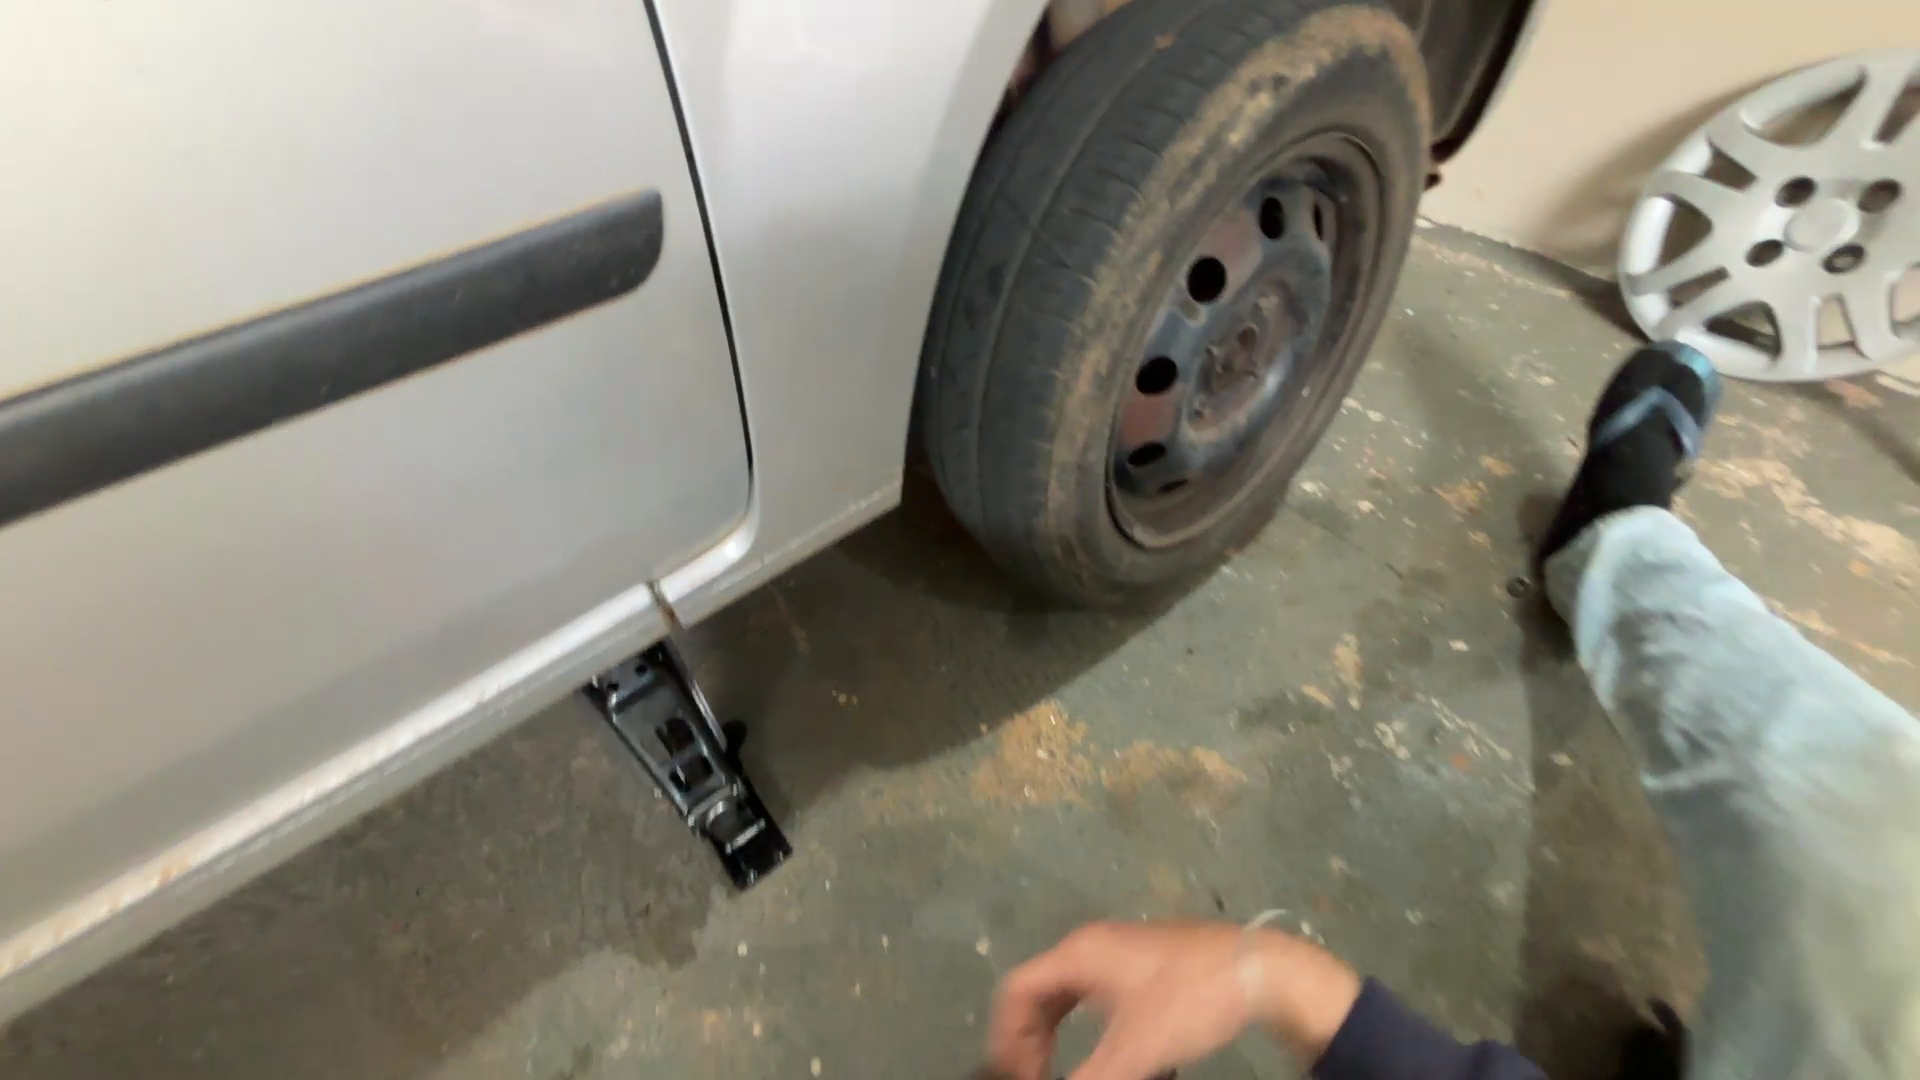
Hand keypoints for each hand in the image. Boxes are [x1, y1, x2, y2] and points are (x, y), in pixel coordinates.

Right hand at [987, 919, 1361, 1079]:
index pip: (1018, 990)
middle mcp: (1089, 946)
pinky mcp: (1138, 964)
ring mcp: (1115, 952)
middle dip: (1028, 1040)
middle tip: (1033, 1079)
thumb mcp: (1139, 1049)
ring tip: (1055, 1074)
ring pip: (1065, 994)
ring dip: (1053, 1035)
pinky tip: (1107, 1061)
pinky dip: (1083, 1029)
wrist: (1256, 967)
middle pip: (1037, 991)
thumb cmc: (1191, 999)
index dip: (1008, 1039)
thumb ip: (1092, 1078)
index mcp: (1079, 954)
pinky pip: (1091, 996)